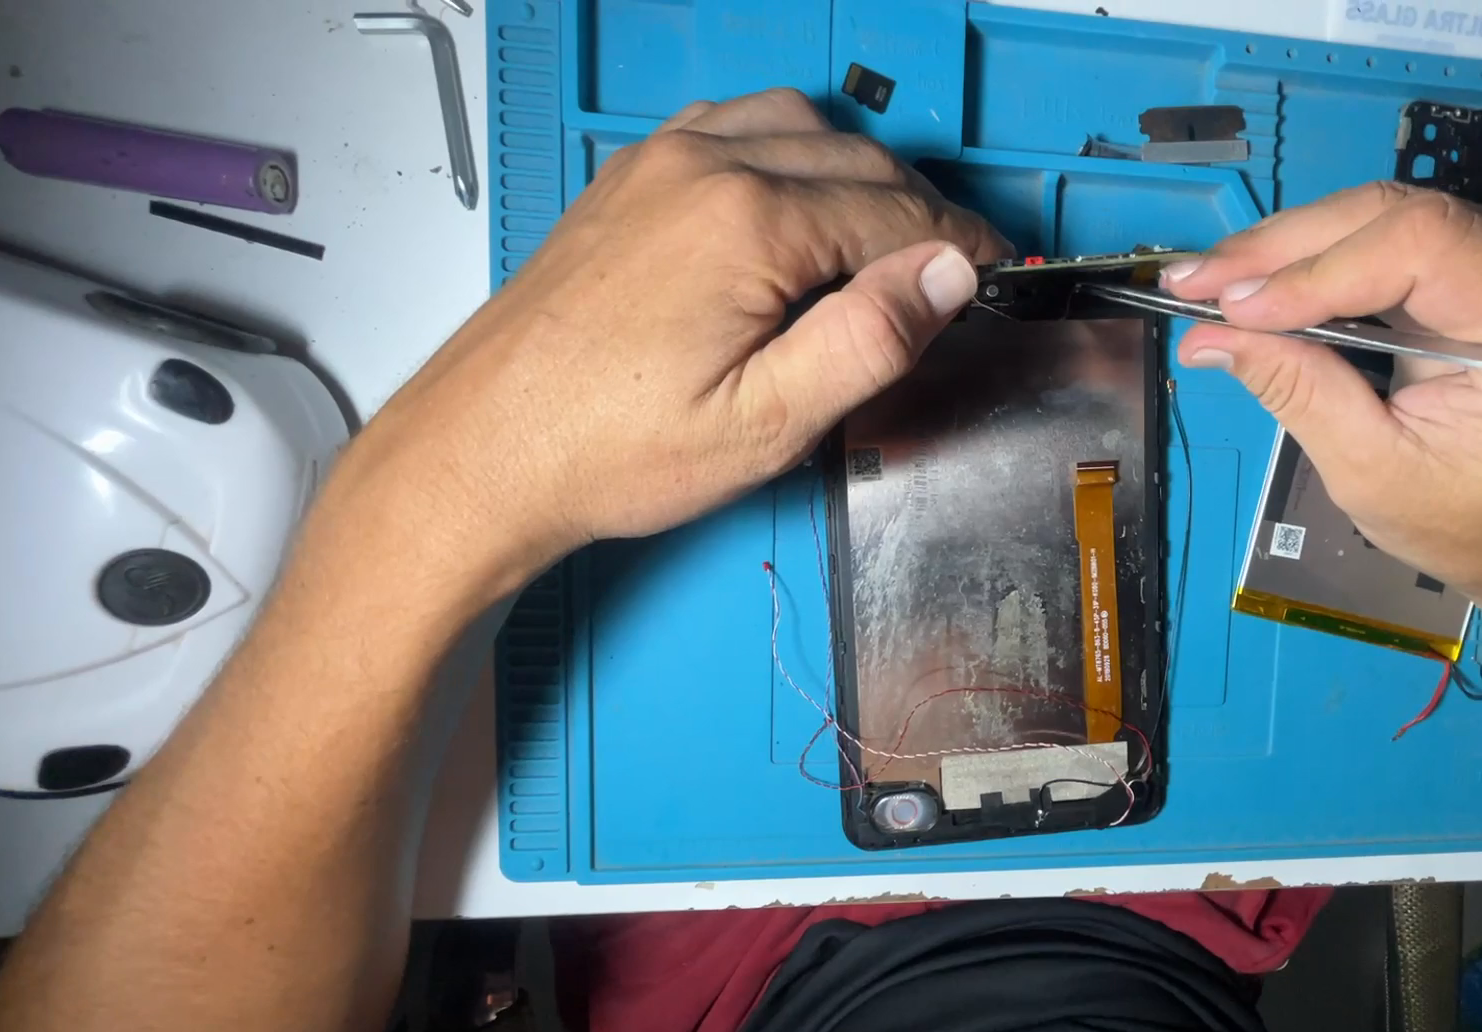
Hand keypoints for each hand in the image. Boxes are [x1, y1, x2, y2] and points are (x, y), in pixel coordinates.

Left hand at [335, 89, 1006, 589]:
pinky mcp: (631, 181)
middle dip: (922, 212)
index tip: (996, 271)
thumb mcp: (766, 423)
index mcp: (747, 221)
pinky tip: (801, 202)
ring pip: (800, 129)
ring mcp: (658, 163)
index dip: (959, 245)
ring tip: (890, 239)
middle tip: (955, 268)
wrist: (485, 451)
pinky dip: (795, 154)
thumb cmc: (618, 451)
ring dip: (863, 175)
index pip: (894, 213)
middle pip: (856, 162)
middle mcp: (703, 165)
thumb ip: (867, 342)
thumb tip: (947, 274)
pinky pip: (736, 129)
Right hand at [1162, 182, 1481, 602]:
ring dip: (1283, 249)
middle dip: (1280, 251)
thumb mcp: (1370, 469)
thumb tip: (1206, 338)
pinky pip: (1386, 236)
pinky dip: (1310, 259)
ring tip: (1204, 281)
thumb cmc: (1464, 519)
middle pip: (1399, 216)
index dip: (1315, 271)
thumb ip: (1297, 390)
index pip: (1427, 248)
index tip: (1229, 310)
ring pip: (1384, 215)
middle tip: (1188, 283)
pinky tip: (1252, 278)